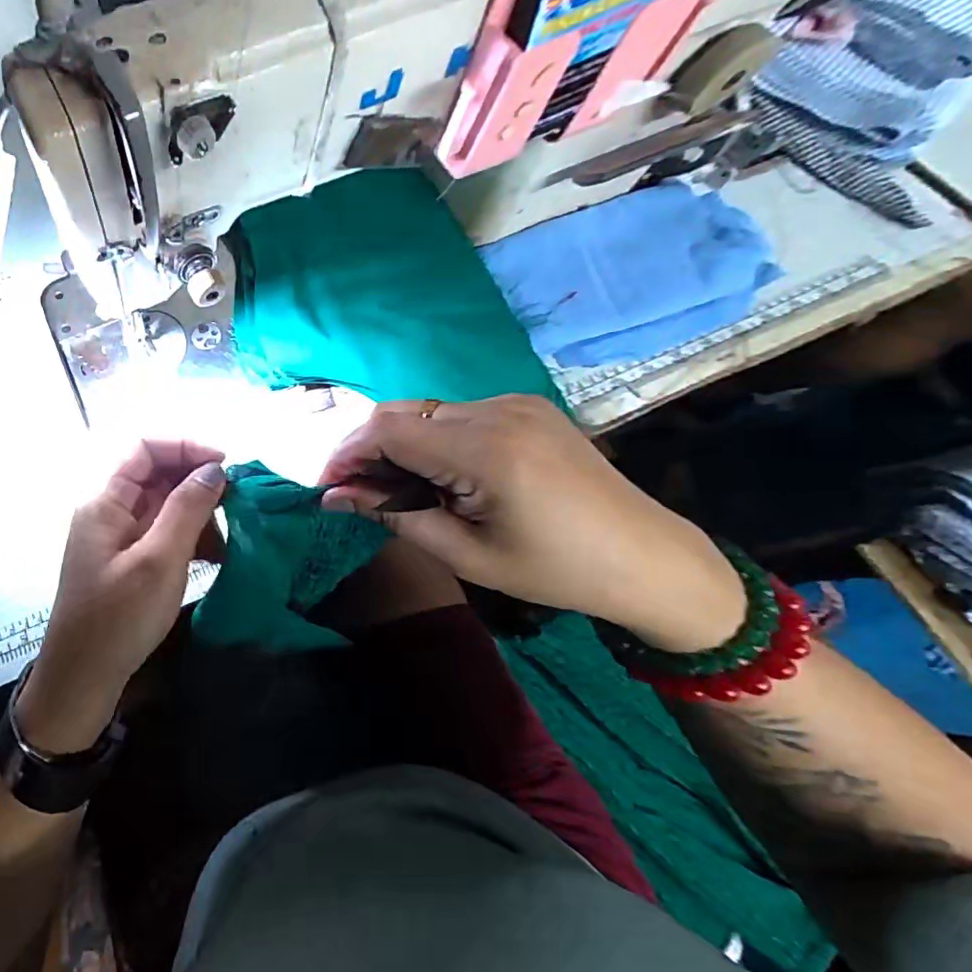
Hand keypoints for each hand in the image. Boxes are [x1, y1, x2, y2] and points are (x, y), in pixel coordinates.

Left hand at [19, 440, 225, 751]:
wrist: (82, 682)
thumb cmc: (118, 619)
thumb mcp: (160, 560)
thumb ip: (188, 508)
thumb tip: (214, 469)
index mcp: (106, 503)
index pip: (146, 449)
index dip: (187, 448)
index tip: (226, 467)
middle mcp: (109, 513)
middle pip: (158, 476)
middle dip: (199, 484)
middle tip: (237, 505)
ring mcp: (118, 539)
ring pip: (165, 506)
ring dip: (199, 515)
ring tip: (227, 541)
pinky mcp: (129, 563)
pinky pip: (164, 535)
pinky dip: (191, 539)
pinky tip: (214, 558)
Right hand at [319, 395, 743, 650]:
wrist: (644, 555)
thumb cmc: (555, 569)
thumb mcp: (467, 554)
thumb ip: (396, 517)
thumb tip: (336, 497)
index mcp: (485, 449)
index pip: (388, 429)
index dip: (346, 454)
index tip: (327, 489)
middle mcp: (498, 409)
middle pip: (405, 412)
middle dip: (367, 447)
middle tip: (353, 492)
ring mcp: (517, 401)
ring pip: (431, 411)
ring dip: (400, 443)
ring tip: (394, 489)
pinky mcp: (528, 406)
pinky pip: (461, 413)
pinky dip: (434, 438)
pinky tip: (437, 473)